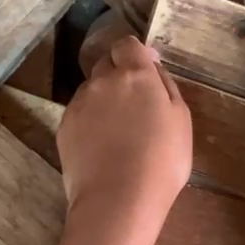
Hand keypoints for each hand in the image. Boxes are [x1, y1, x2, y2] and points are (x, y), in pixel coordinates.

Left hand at [58, 36, 192, 225]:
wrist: (117, 199)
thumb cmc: (161, 161)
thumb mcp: (181, 120)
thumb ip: (166, 86)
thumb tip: (153, 68)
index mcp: (135, 75)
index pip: (127, 45)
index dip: (136, 54)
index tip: (147, 70)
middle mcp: (103, 81)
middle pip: (106, 64)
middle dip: (119, 74)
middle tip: (134, 104)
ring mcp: (79, 103)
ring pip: (91, 90)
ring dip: (104, 99)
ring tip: (118, 131)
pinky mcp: (64, 126)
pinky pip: (79, 113)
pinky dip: (90, 121)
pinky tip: (102, 146)